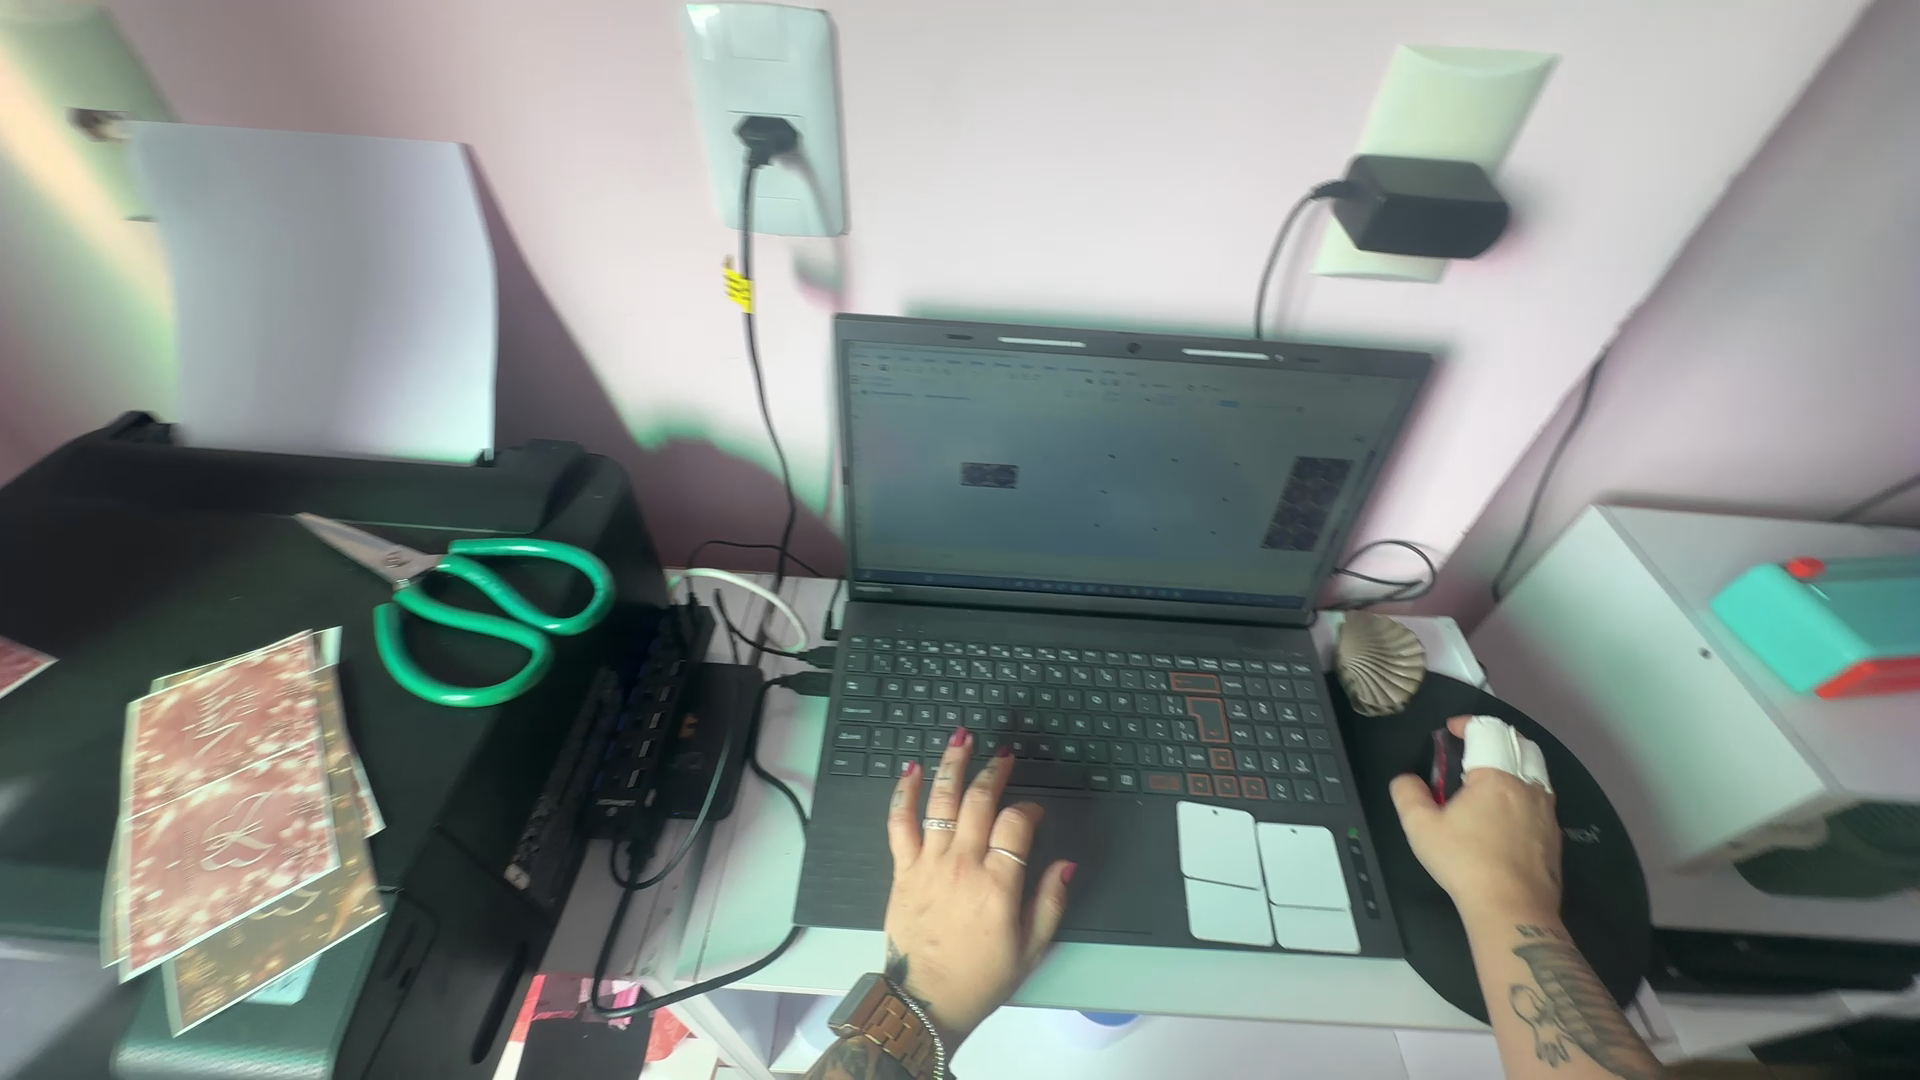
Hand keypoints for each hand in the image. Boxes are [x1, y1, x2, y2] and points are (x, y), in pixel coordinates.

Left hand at [883, 728, 1074, 1047]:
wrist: (925, 1001)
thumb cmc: (982, 975)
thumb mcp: (1030, 948)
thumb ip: (1050, 902)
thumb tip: (1066, 863)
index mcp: (997, 885)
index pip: (1015, 825)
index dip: (1030, 810)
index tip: (1035, 811)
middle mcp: (962, 865)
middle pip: (978, 802)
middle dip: (994, 771)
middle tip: (1004, 753)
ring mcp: (928, 863)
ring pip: (941, 802)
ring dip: (953, 764)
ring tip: (963, 737)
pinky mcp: (903, 868)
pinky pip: (900, 823)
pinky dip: (905, 793)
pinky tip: (913, 769)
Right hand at [1389, 715, 1561, 920]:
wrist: (1512, 909)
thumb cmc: (1464, 862)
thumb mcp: (1418, 824)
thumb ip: (1407, 792)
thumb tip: (1407, 780)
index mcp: (1496, 778)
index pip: (1488, 732)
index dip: (1466, 723)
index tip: (1451, 729)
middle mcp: (1528, 788)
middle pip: (1521, 744)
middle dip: (1495, 736)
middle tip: (1472, 745)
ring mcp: (1547, 813)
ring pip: (1536, 771)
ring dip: (1512, 763)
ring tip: (1486, 777)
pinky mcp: (1554, 836)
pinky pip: (1541, 798)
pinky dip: (1522, 790)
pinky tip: (1502, 811)